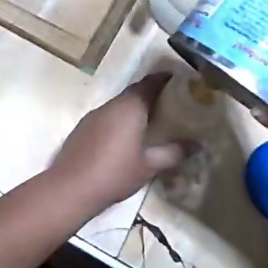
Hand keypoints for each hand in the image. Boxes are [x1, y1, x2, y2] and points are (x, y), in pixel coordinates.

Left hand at [48, 73, 192, 210]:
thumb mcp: (149, 166)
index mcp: (130, 107)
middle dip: (152, 95)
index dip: (165, 79)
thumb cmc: (114, 174)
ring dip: (134, 109)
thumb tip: (197, 145)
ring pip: (118, 105)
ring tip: (151, 122)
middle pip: (134, 92)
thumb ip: (173, 152)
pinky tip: (125, 138)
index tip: (180, 82)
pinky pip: (106, 117)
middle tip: (171, 105)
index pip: (150, 83)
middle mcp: (111, 105)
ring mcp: (93, 116)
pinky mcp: (82, 129)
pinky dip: (119, 120)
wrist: (70, 188)